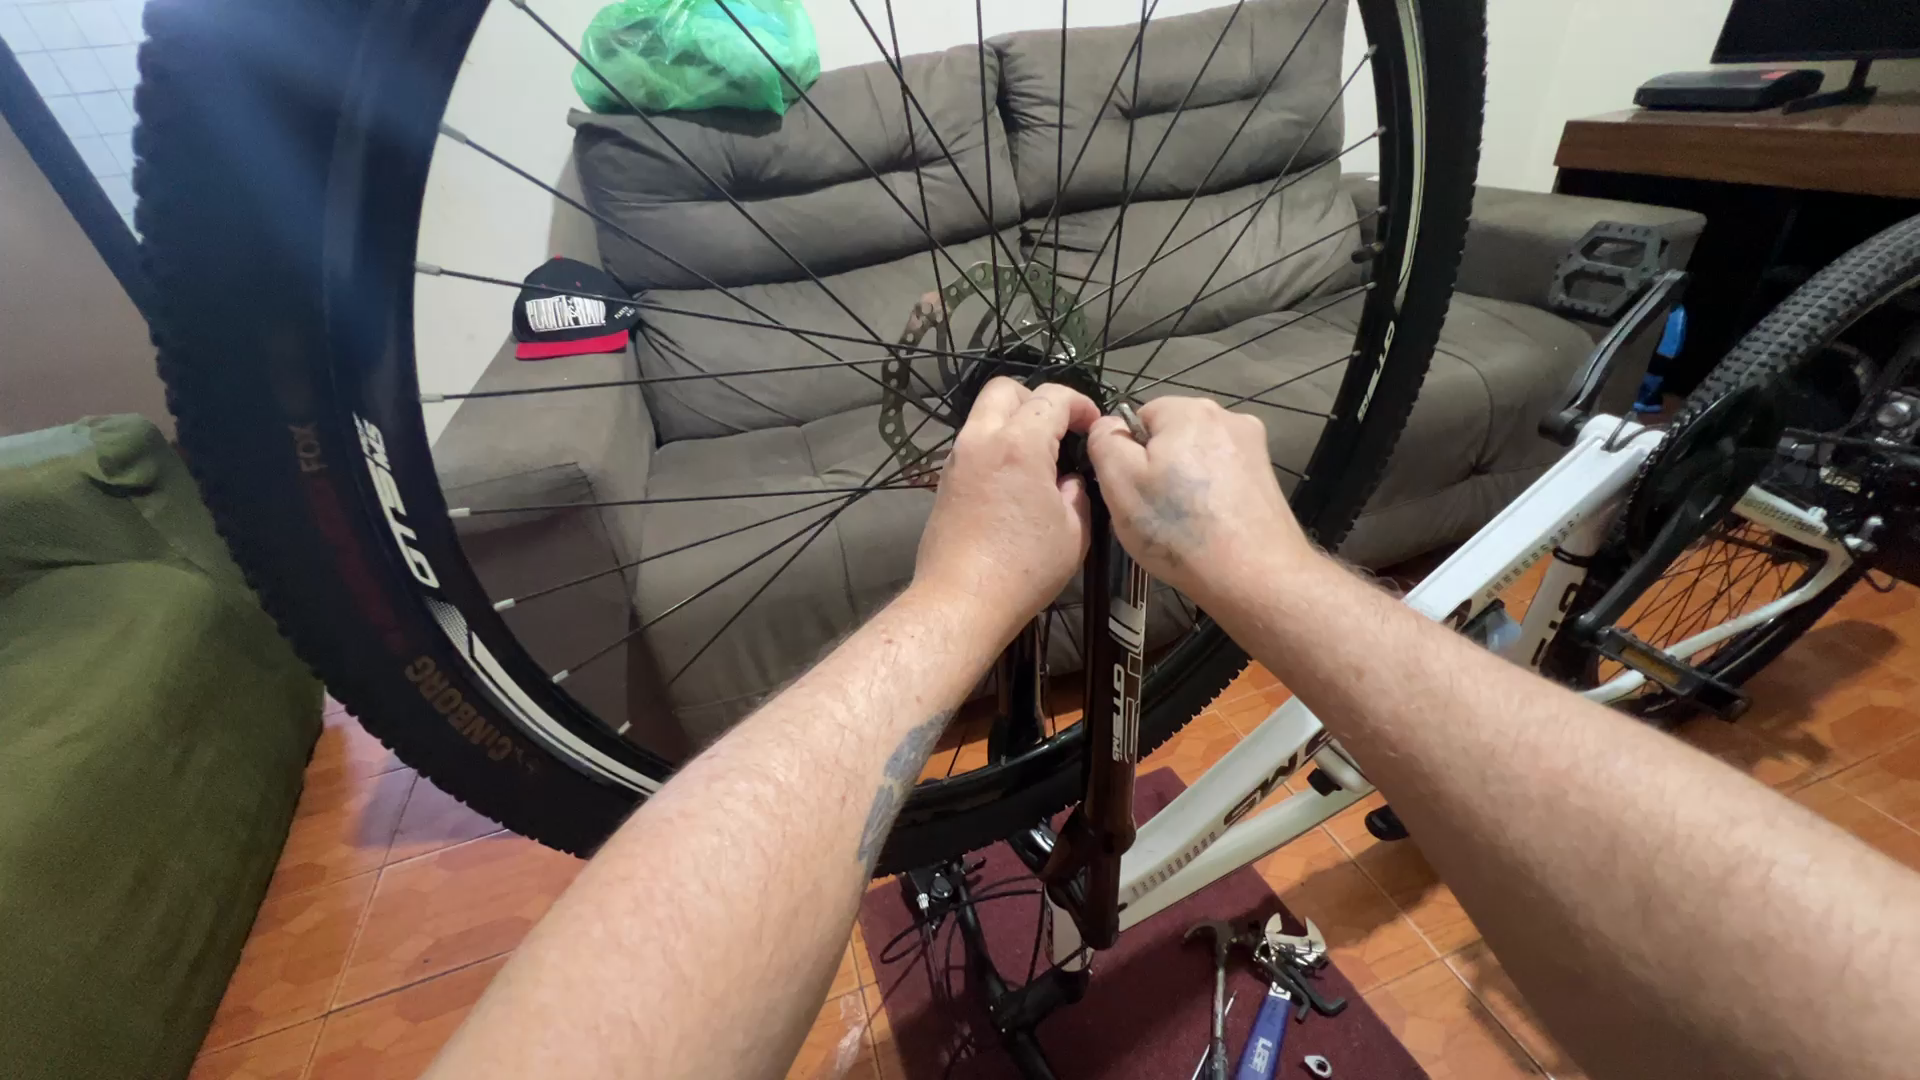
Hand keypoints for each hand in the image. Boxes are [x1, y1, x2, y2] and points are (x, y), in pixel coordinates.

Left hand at [912, 378, 1098, 641]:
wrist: (962, 600)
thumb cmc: (1024, 569)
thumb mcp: (1073, 531)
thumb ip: (1077, 493)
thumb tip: (1067, 480)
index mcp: (1019, 445)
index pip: (1052, 397)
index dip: (1080, 404)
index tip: (1093, 426)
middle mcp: (981, 440)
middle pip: (1005, 389)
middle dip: (1038, 400)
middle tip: (1060, 431)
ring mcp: (957, 459)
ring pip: (983, 414)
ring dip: (1013, 422)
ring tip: (1038, 457)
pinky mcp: (944, 480)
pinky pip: (973, 443)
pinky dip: (995, 445)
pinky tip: (1013, 480)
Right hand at [1085, 396, 1315, 610]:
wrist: (1254, 576)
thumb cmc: (1178, 529)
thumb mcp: (1119, 483)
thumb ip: (1104, 441)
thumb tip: (1107, 425)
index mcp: (1189, 410)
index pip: (1139, 416)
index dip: (1126, 454)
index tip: (1130, 489)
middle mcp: (1227, 417)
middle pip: (1170, 435)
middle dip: (1156, 466)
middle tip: (1151, 510)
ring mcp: (1253, 447)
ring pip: (1195, 457)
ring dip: (1182, 482)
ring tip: (1181, 524)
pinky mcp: (1265, 477)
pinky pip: (1220, 477)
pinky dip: (1208, 496)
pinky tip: (1207, 526)